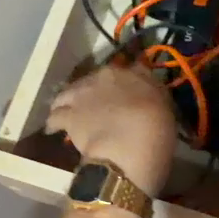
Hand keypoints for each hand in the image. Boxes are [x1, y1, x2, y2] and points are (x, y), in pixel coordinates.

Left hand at [46, 63, 177, 196]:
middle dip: (92, 91)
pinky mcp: (66, 116)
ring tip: (70, 113)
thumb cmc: (156, 128)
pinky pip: (54, 116)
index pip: (122, 70)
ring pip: (67, 93)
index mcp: (128, 72)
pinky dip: (54, 122)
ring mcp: (81, 95)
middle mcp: (101, 77)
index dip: (122, 83)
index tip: (123, 93)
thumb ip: (151, 91)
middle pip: (91, 80)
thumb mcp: (164, 104)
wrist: (131, 147)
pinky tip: (54, 129)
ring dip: (68, 101)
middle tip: (95, 106)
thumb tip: (144, 88)